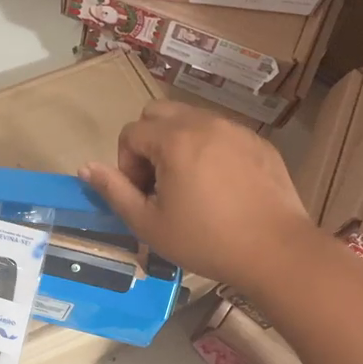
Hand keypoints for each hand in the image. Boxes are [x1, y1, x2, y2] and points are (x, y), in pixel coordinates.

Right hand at [80, 101, 319, 288]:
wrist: (276, 251)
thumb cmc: (206, 241)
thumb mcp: (149, 224)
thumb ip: (114, 191)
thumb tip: (86, 168)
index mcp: (173, 140)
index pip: (131, 133)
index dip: (126, 164)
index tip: (142, 195)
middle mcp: (204, 123)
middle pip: (158, 113)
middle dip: (149, 142)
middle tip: (159, 182)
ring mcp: (235, 129)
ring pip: (191, 119)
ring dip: (178, 143)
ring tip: (189, 185)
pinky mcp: (259, 142)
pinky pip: (222, 133)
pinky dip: (209, 149)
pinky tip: (221, 187)